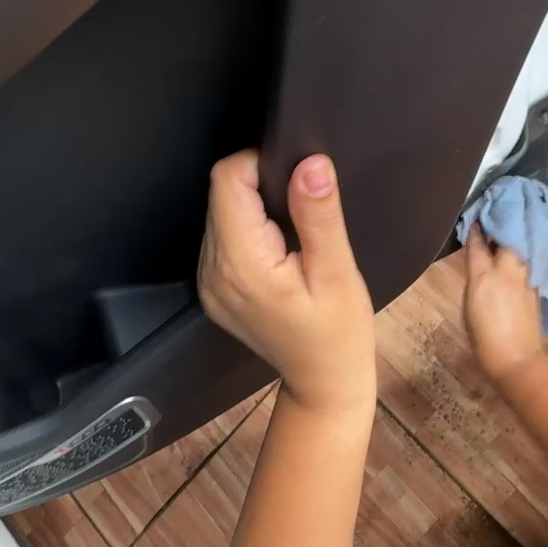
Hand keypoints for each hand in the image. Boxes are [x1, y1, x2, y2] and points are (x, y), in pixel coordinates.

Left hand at [199, 150, 375, 414]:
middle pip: (222, 195)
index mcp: (241, 263)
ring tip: (293, 237)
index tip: (299, 183)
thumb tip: (311, 163)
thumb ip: (318, 217)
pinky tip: (279, 254)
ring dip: (255, 210)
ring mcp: (208, 284)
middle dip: (260, 189)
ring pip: (220, 214)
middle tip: (304, 214)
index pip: (228, 180)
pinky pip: (222, 239)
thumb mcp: (337, 273)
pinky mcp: (213, 290)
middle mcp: (212, 271)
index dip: (261, 164)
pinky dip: (249, 233)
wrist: (324, 382)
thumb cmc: (339, 332)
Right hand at [463, 225, 545, 382]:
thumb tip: (481, 266)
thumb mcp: (469, 308)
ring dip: (516, 234)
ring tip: (511, 225)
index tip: (476, 216)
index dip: (476, 229)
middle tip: (497, 211)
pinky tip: (521, 249)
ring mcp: (525, 277)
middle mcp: (507, 271)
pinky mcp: (537, 286)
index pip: (478, 244)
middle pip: (506, 236)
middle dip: (501, 222)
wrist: (517, 359)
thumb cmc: (484, 340)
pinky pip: (529, 260)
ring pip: (521, 246)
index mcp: (483, 277)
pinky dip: (524, 251)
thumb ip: (476, 282)